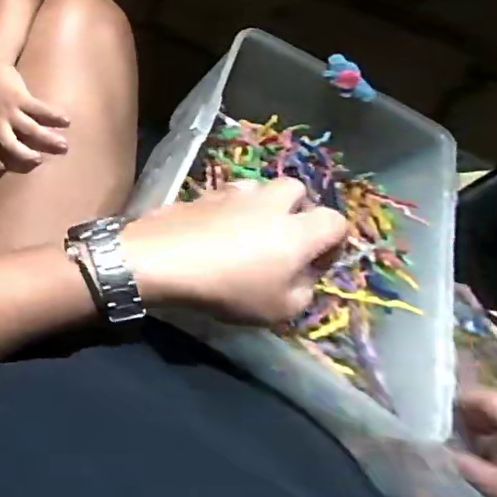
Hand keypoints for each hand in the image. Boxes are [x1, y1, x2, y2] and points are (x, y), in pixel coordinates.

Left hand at [0, 61, 68, 176]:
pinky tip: (67, 121)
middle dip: (25, 155)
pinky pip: (39, 109)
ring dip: (47, 138)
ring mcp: (9, 109)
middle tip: (39, 160)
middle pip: (10, 144)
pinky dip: (53, 115)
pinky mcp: (21, 97)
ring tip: (63, 145)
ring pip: (29, 128)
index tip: (3, 169)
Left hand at [121, 178, 346, 324]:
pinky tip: (212, 233)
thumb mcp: (280, 309)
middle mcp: (267, 203)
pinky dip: (225, 211)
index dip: (332, 242)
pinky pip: (223, 197)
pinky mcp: (198, 195)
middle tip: (281, 239)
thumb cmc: (228, 288)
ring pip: (256, 187)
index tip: (314, 264)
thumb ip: (303, 290)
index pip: (335, 220)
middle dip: (296, 209)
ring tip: (244, 234)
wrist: (161, 259)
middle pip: (295, 188)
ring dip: (258, 205)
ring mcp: (229, 194)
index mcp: (297, 230)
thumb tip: (302, 273)